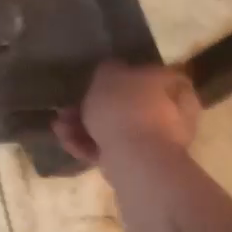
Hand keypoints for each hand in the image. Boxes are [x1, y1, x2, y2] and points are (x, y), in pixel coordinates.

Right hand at [53, 61, 199, 165]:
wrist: (135, 156)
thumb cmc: (126, 107)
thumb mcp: (109, 74)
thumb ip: (108, 69)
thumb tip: (111, 69)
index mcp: (171, 86)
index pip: (155, 75)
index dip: (126, 75)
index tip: (100, 79)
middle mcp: (169, 113)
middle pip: (126, 105)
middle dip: (92, 106)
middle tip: (68, 108)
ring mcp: (154, 141)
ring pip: (113, 128)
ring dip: (82, 126)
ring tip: (59, 126)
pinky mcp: (136, 163)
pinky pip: (108, 148)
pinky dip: (86, 144)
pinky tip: (66, 140)